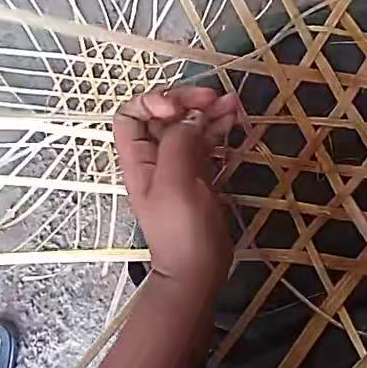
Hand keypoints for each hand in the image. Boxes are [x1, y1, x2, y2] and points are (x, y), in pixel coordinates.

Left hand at [111, 87, 240, 293]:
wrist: (198, 270)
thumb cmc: (180, 231)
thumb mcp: (175, 184)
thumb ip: (178, 144)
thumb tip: (192, 115)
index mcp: (138, 159)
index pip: (130, 115)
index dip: (151, 102)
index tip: (177, 108)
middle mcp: (155, 157)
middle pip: (164, 115)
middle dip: (187, 100)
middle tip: (214, 97)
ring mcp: (179, 164)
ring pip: (189, 125)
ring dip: (209, 110)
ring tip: (234, 103)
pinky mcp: (200, 173)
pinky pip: (206, 141)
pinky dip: (219, 127)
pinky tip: (236, 119)